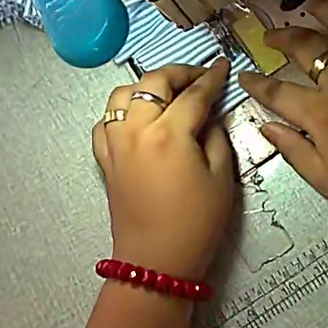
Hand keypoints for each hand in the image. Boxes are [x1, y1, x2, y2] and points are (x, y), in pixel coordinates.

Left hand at [92, 60, 237, 280]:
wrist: (157, 261)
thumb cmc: (196, 223)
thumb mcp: (221, 177)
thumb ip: (216, 137)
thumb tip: (210, 116)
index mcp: (169, 134)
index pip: (194, 94)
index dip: (212, 78)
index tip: (223, 66)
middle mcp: (136, 130)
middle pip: (153, 83)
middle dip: (179, 73)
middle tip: (199, 77)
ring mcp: (115, 144)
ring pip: (121, 95)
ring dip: (146, 87)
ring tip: (168, 94)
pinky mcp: (105, 159)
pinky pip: (105, 122)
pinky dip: (121, 111)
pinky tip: (138, 117)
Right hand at [239, 0, 327, 233]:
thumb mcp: (327, 180)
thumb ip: (293, 149)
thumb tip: (267, 126)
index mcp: (322, 112)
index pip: (278, 92)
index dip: (257, 84)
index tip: (243, 76)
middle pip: (308, 46)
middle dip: (283, 36)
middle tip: (270, 34)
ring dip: (326, 5)